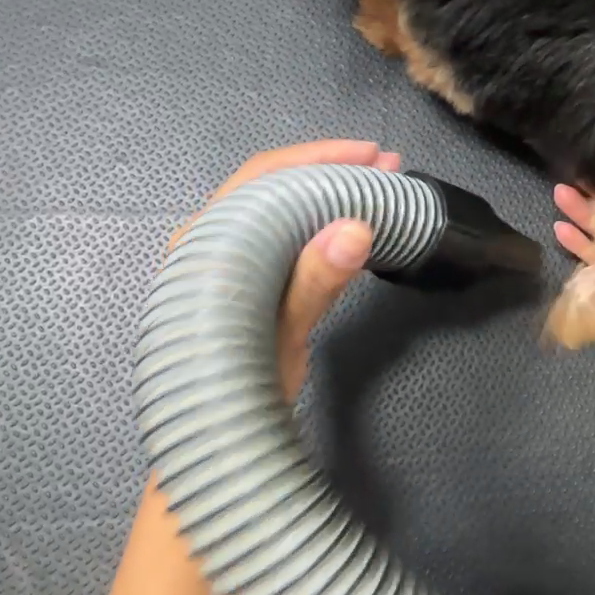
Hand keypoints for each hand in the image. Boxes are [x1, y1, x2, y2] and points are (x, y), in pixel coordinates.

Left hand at [171, 140, 399, 398]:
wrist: (219, 440)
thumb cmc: (237, 388)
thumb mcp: (279, 333)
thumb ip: (312, 282)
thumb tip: (356, 230)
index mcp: (207, 242)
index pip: (263, 177)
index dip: (319, 158)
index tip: (370, 154)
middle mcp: (215, 241)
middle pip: (276, 185)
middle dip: (334, 171)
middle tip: (387, 166)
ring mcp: (233, 260)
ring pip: (285, 208)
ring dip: (334, 194)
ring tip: (381, 186)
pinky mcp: (253, 279)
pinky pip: (291, 234)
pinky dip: (327, 223)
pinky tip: (356, 223)